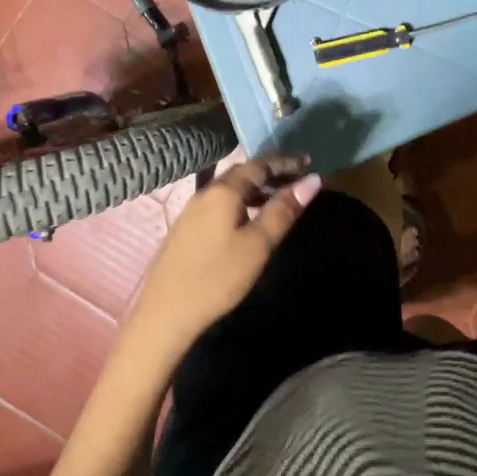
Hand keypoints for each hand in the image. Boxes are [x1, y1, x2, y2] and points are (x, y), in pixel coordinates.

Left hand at [127, 155, 322, 351]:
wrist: (164, 314)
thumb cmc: (216, 277)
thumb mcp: (257, 245)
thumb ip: (283, 211)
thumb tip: (312, 181)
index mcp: (223, 191)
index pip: (259, 164)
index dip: (285, 161)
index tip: (309, 161)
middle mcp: (205, 193)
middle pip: (243, 173)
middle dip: (272, 172)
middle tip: (298, 179)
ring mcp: (192, 211)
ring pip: (230, 189)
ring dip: (256, 189)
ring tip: (279, 199)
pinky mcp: (186, 229)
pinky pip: (220, 203)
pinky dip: (242, 202)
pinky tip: (249, 220)